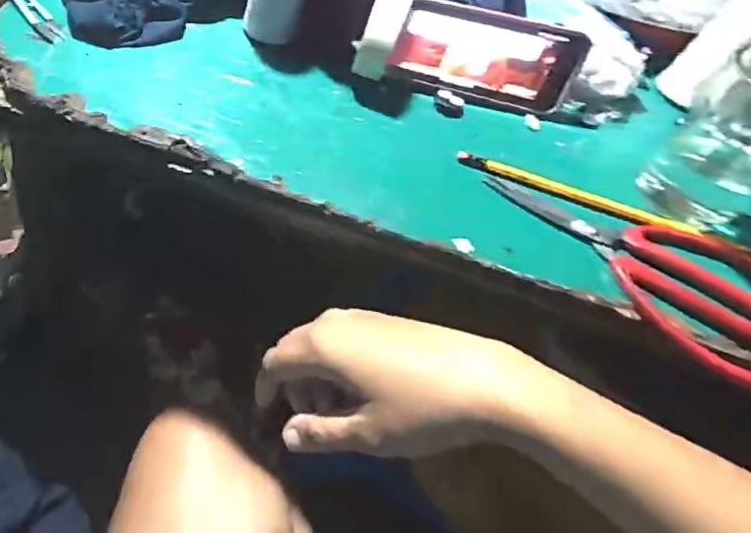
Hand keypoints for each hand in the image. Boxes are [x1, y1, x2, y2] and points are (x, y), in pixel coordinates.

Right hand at [254, 309, 547, 458]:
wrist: (485, 377)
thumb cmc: (421, 409)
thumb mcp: (369, 434)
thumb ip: (322, 433)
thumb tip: (287, 435)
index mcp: (319, 345)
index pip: (274, 362)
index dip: (265, 388)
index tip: (266, 414)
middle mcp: (329, 322)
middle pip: (292, 348)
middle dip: (294, 384)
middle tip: (312, 419)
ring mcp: (355, 315)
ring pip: (317, 342)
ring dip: (317, 374)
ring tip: (342, 410)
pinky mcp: (379, 318)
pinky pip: (339, 337)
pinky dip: (337, 362)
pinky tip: (364, 389)